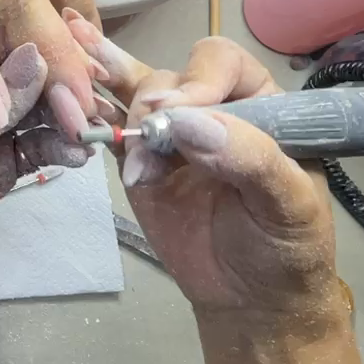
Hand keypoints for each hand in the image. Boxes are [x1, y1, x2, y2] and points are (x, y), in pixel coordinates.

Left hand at [0, 41, 91, 285]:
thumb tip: (38, 51)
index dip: (42, 53)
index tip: (82, 62)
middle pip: (25, 82)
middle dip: (61, 93)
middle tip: (97, 105)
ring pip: (35, 117)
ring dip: (64, 124)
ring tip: (94, 134)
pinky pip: (34, 150)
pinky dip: (56, 151)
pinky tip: (78, 156)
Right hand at [65, 18, 344, 324]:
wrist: (247, 298)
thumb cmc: (283, 249)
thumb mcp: (288, 205)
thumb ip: (248, 157)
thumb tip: (185, 121)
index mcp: (260, 105)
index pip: (220, 64)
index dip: (196, 81)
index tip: (177, 117)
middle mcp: (211, 107)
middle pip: (168, 78)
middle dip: (152, 108)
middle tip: (147, 148)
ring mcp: (170, 132)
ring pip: (131, 95)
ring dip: (119, 115)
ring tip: (125, 155)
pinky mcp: (136, 157)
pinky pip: (109, 125)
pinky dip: (90, 116)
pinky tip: (74, 108)